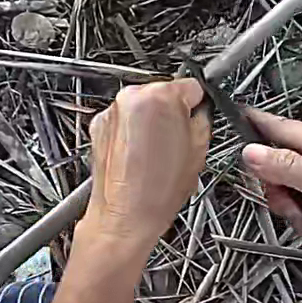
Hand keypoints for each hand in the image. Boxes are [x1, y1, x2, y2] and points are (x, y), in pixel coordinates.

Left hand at [81, 79, 210, 254]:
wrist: (124, 217)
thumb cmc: (156, 191)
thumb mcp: (198, 151)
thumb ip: (202, 121)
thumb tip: (199, 113)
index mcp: (160, 97)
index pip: (191, 85)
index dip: (198, 104)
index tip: (197, 116)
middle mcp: (132, 98)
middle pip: (164, 93)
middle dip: (173, 113)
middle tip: (178, 141)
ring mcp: (113, 112)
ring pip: (144, 106)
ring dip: (152, 122)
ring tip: (158, 153)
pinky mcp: (100, 126)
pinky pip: (126, 120)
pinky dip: (134, 132)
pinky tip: (142, 156)